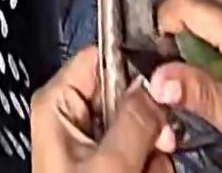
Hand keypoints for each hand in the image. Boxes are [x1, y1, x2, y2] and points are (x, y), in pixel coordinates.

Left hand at [31, 46, 175, 172]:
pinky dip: (151, 170)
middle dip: (148, 127)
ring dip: (154, 157)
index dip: (131, 66)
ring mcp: (92, 147)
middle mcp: (73, 118)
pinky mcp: (110, 170)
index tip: (164, 84)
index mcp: (58, 103)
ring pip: (140, 132)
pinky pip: (141, 158)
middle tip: (158, 149)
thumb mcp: (108, 167)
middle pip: (124, 97)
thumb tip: (154, 87)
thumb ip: (133, 123)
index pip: (97, 59)